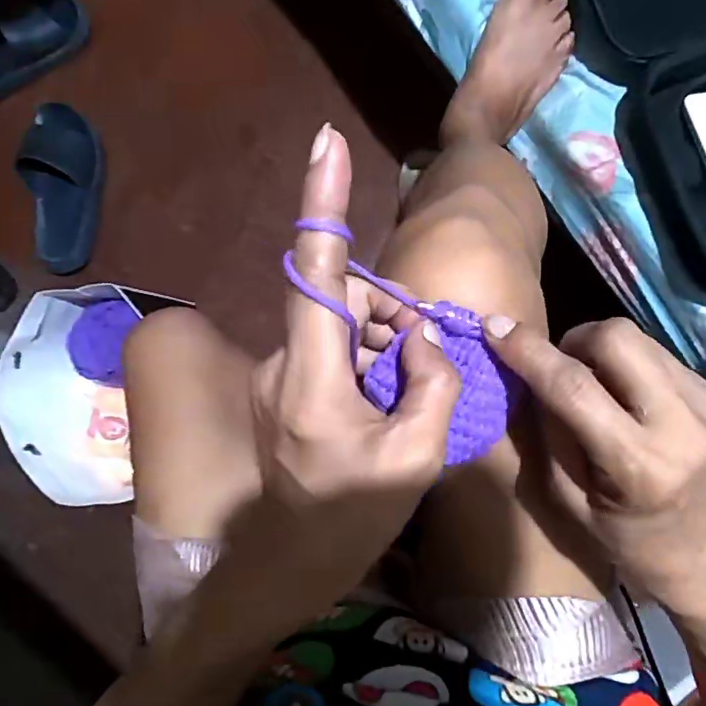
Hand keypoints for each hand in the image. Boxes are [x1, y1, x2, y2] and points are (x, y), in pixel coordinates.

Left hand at [233, 125, 461, 626]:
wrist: (288, 564)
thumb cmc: (352, 519)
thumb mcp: (417, 457)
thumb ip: (431, 382)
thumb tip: (420, 336)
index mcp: (310, 379)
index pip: (315, 272)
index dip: (321, 203)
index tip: (324, 140)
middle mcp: (281, 363)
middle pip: (340, 299)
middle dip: (386, 313)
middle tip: (421, 365)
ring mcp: (274, 375)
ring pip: (336, 325)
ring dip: (377, 342)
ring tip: (402, 396)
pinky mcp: (277, 387)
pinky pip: (327, 349)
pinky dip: (361, 360)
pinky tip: (380, 402)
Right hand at [485, 316, 705, 618]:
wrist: (693, 548)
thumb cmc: (614, 531)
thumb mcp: (563, 493)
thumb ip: (548, 427)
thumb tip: (526, 364)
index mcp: (639, 466)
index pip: (576, 389)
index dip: (531, 353)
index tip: (496, 328)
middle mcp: (686, 429)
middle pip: (618, 339)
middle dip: (576, 341)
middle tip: (561, 368)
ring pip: (641, 339)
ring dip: (604, 353)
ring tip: (598, 388)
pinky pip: (661, 355)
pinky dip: (632, 366)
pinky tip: (631, 399)